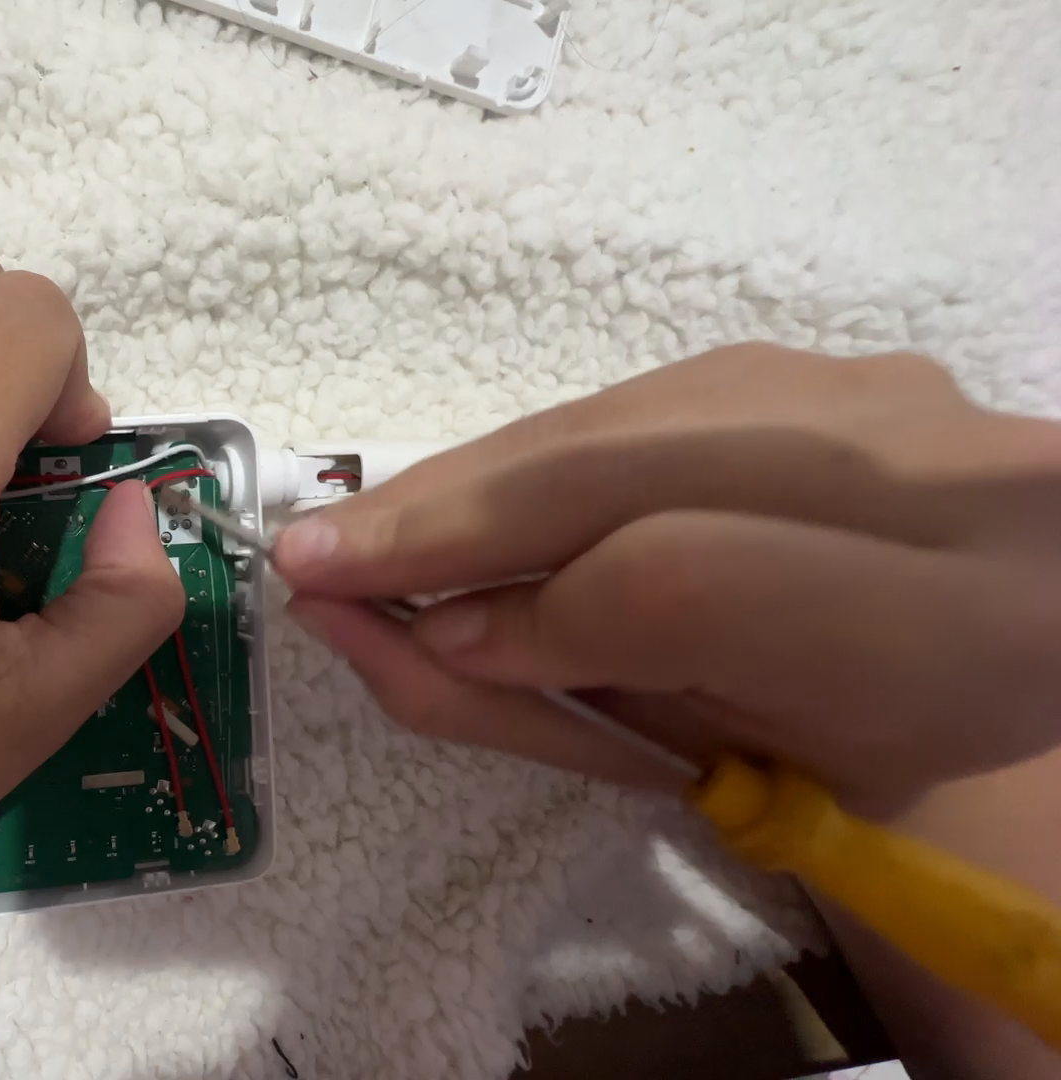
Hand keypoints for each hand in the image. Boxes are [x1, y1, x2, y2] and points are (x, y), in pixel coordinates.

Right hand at [275, 345, 1060, 814]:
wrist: (965, 612)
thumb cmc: (809, 726)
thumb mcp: (691, 757)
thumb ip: (538, 701)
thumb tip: (389, 628)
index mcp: (937, 622)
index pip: (691, 593)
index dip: (524, 615)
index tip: (373, 630)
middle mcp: (904, 465)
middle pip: (607, 475)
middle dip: (431, 525)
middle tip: (303, 558)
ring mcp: (823, 382)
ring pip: (576, 431)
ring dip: (440, 490)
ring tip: (346, 536)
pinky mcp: (755, 359)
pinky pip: (582, 414)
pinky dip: (490, 468)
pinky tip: (435, 507)